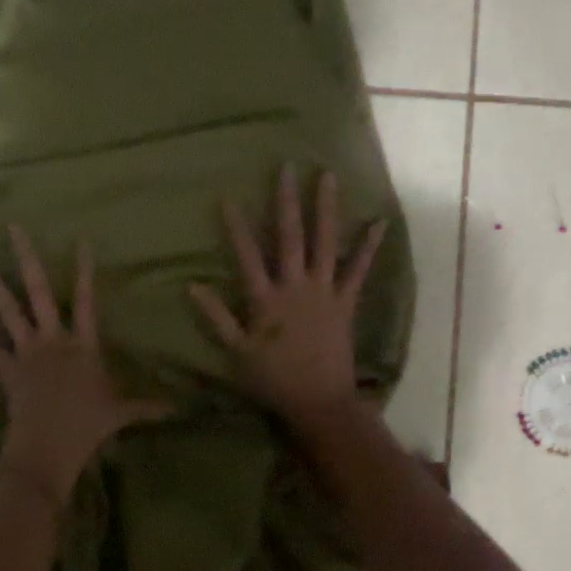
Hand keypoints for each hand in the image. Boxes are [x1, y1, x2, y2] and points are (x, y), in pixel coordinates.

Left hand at [0, 226, 166, 501]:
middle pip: (38, 291)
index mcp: (83, 346)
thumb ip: (147, 406)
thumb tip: (179, 408)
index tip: (81, 240)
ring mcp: (25, 352)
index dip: (85, 271)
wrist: (47, 451)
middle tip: (12, 227)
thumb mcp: (121, 414)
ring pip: (6, 309)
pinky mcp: (5, 369)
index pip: (87, 301)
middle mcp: (52, 339)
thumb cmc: (87, 429)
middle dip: (26, 258)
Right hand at [189, 166, 387, 425]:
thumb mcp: (237, 351)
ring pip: (325, 243)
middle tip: (287, 167)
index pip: (247, 255)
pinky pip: (358, 270)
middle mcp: (295, 287)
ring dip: (327, 209)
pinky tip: (379, 222)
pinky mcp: (346, 302)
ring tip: (328, 177)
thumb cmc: (273, 379)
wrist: (320, 402)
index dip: (236, 225)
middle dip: (286, 201)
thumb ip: (216, 317)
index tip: (227, 196)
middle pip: (290, 237)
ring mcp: (324, 292)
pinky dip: (368, 246)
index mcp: (265, 299)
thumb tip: (191, 286)